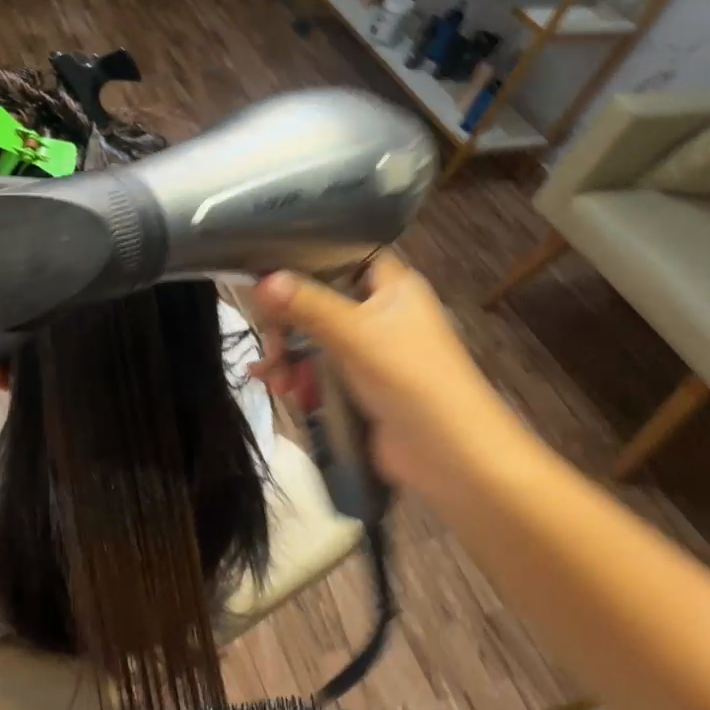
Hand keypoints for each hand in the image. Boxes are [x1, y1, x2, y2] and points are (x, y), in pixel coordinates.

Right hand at [251, 254, 518, 492]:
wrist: (449, 455)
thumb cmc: (410, 378)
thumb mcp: (354, 334)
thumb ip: (306, 304)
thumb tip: (259, 279)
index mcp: (392, 286)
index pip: (343, 254)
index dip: (305, 258)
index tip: (264, 269)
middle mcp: (380, 311)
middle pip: (317, 299)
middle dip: (285, 322)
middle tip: (269, 342)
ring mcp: (369, 349)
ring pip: (312, 336)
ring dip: (286, 355)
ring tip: (273, 380)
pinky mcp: (358, 384)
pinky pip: (317, 368)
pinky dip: (297, 377)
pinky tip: (282, 390)